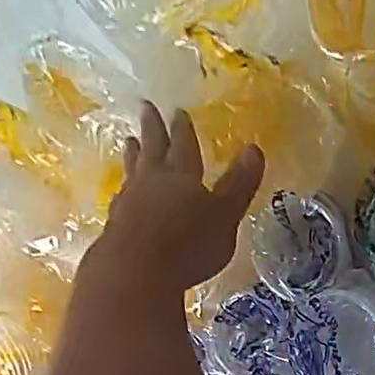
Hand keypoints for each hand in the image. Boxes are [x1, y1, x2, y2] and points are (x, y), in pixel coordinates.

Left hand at [86, 102, 264, 291]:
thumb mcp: (225, 215)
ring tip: (130, 141)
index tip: (178, 110)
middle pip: (153, 147)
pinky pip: (124, 194)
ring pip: (134, 167)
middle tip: (147, 108)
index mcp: (182, 175)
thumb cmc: (190, 242)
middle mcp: (153, 179)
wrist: (138, 267)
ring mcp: (132, 198)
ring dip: (134, 153)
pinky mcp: (119, 220)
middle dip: (153, 129)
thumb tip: (255, 149)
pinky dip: (127, 186)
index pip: (184, 145)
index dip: (184, 129)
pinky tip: (125, 190)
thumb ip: (239, 185)